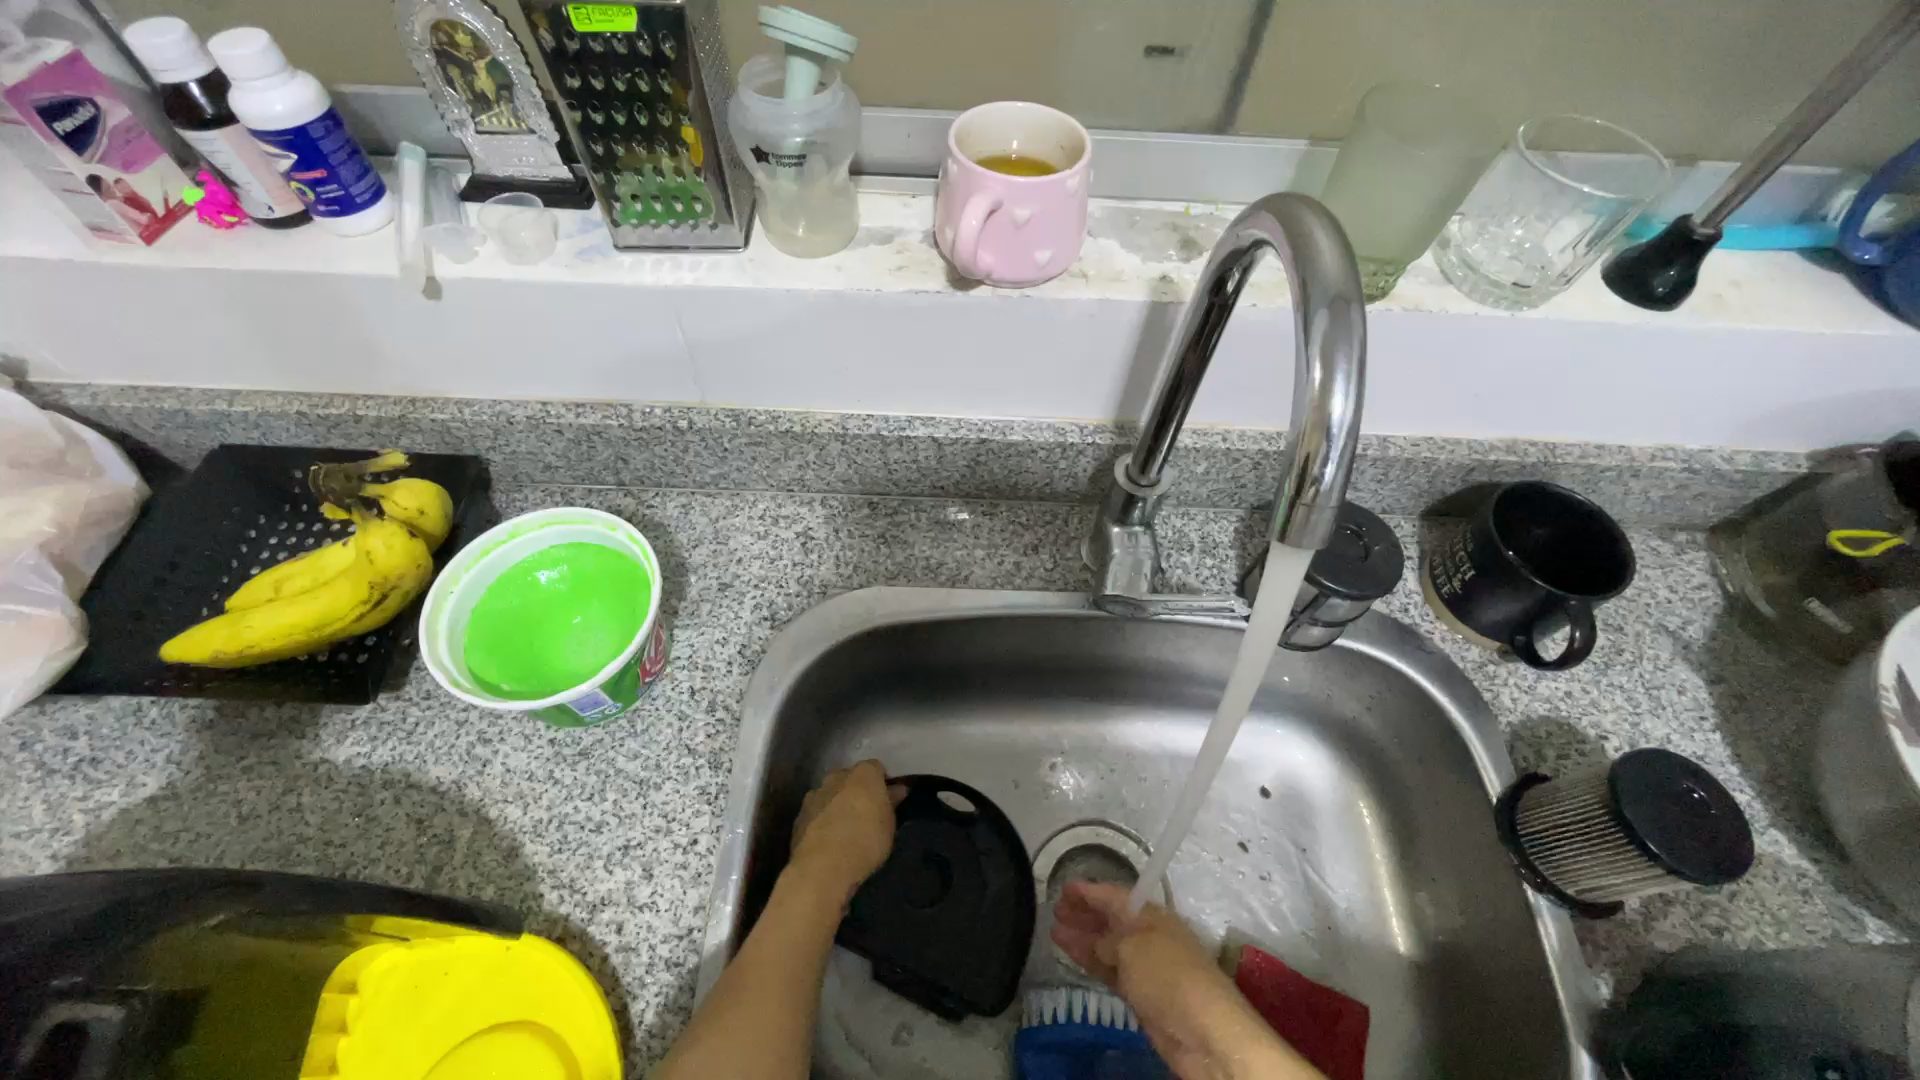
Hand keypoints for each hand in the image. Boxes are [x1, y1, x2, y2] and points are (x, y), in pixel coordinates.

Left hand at [789, 760, 904, 899]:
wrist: (822, 867)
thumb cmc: (865, 841)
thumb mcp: (889, 824)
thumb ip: (891, 803)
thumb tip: (896, 790)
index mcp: (863, 774)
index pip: (876, 768)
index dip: (882, 783)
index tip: (888, 799)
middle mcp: (836, 777)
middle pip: (850, 778)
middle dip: (858, 791)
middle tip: (867, 813)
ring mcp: (814, 794)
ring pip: (830, 794)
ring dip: (838, 804)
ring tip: (845, 828)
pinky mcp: (799, 816)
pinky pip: (816, 812)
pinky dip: (822, 819)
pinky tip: (828, 840)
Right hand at [1051, 882, 1322, 1079]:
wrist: (1205, 1032)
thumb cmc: (1168, 976)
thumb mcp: (1132, 947)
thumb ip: (1108, 941)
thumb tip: (1096, 942)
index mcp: (1150, 915)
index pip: (1114, 895)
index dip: (1088, 891)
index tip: (1062, 888)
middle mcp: (1148, 936)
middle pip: (1111, 919)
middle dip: (1084, 913)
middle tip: (1054, 911)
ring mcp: (1146, 967)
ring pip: (1108, 946)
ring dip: (1084, 939)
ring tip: (1055, 933)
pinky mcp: (1143, 995)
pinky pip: (1111, 971)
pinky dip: (1092, 963)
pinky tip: (1075, 958)